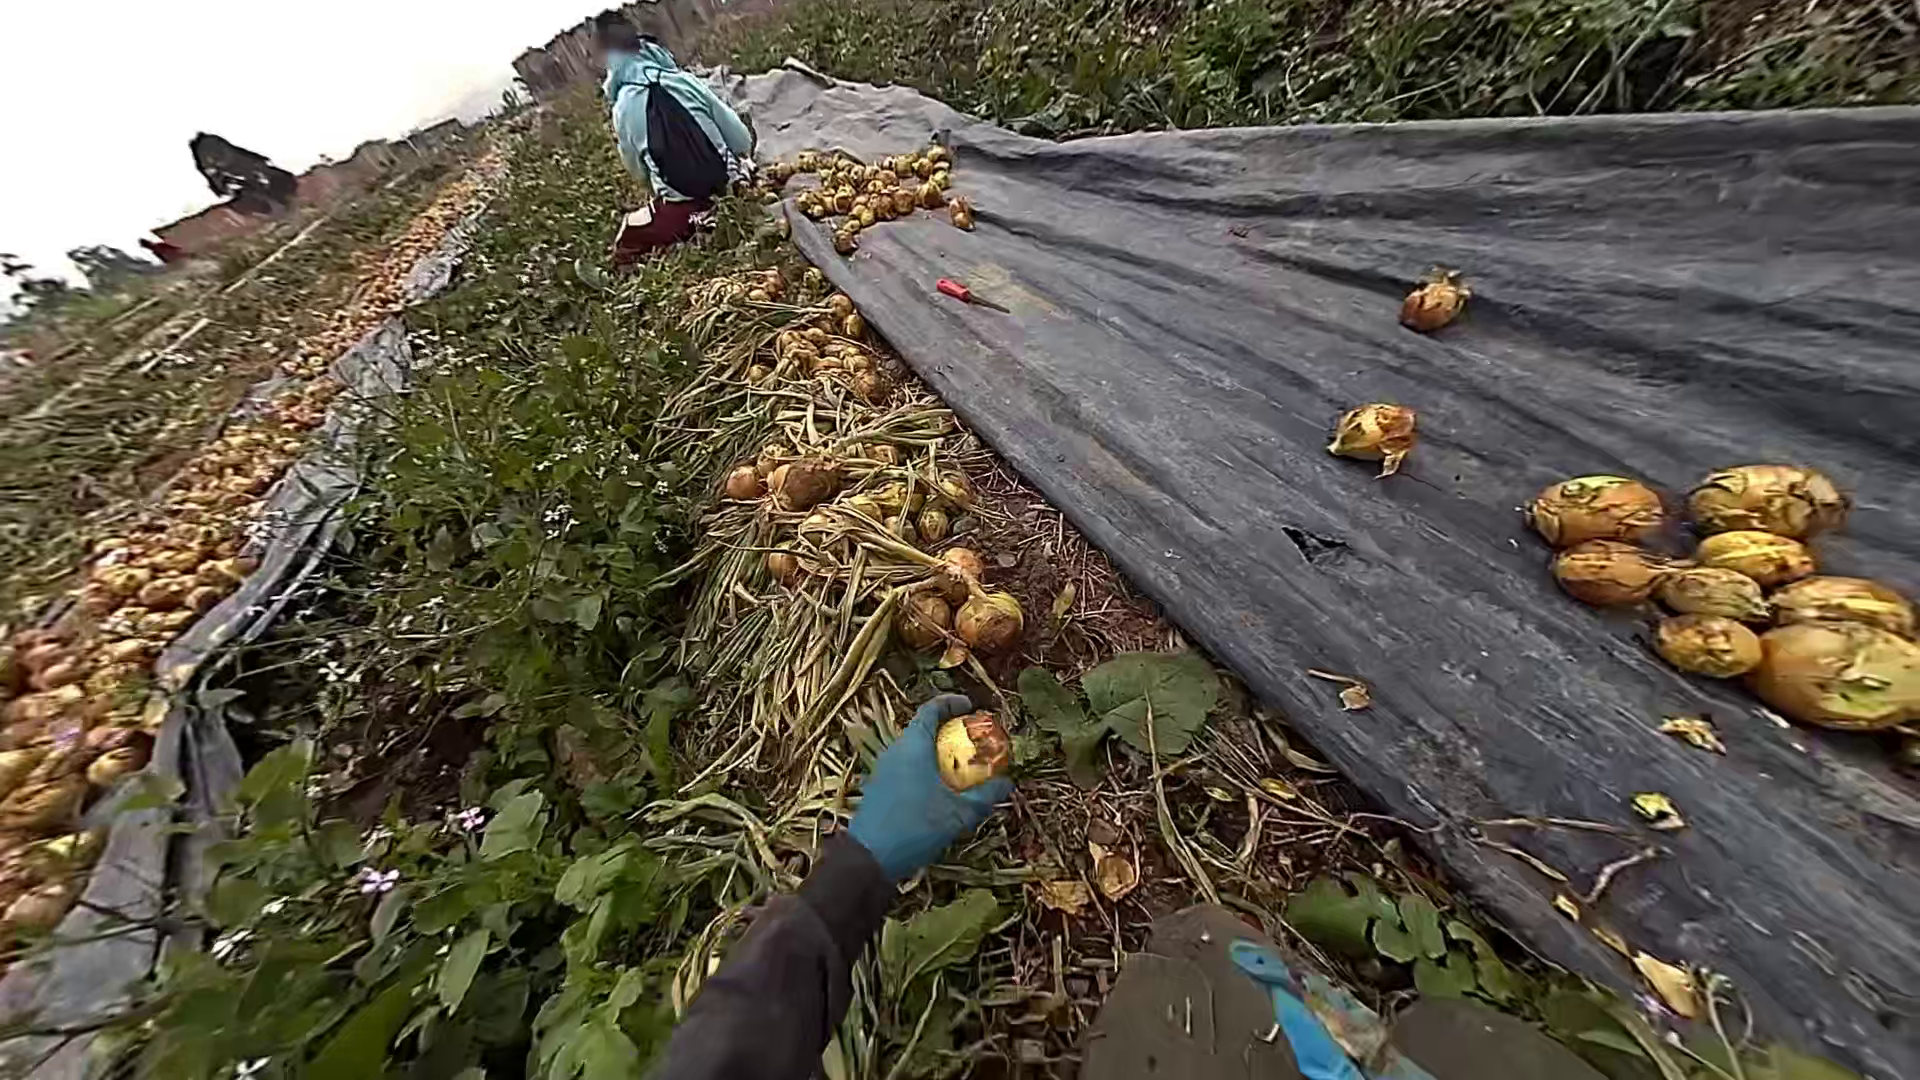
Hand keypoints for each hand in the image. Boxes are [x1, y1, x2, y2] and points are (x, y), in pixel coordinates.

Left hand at [847, 694, 1012, 880]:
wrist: (869, 859)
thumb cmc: (915, 826)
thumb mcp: (958, 813)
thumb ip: (984, 796)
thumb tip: (1007, 784)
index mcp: (913, 745)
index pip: (931, 709)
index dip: (952, 703)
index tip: (970, 707)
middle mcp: (896, 750)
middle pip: (923, 727)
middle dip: (948, 729)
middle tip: (970, 738)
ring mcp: (884, 768)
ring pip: (914, 748)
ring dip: (936, 751)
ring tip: (958, 766)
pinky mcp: (880, 786)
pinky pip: (906, 766)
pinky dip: (925, 767)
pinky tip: (938, 790)